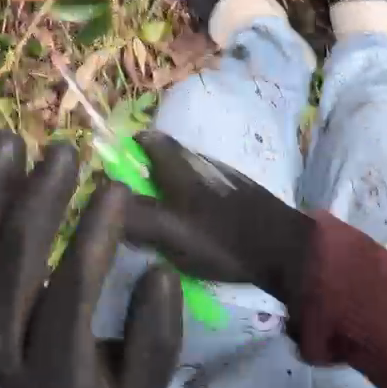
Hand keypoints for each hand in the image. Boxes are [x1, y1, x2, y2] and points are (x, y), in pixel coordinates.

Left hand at [0, 131, 181, 387]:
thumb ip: (155, 336)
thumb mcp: (141, 382)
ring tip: (13, 142)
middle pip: (10, 267)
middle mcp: (0, 353)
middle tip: (65, 151)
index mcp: (55, 368)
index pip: (71, 294)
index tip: (117, 187)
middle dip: (37, 201)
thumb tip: (159, 274)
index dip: (93, 237)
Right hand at [121, 131, 314, 308]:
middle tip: (129, 198)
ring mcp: (219, 172)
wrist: (281, 247)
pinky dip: (186, 195)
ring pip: (182, 169)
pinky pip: (199, 184)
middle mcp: (198, 159)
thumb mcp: (169, 233)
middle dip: (143, 169)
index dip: (125, 150)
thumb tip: (105, 200)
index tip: (109, 171)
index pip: (146, 140)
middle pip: (163, 154)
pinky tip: (187, 220)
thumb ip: (135, 216)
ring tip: (155, 212)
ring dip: (165, 183)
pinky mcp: (234, 188)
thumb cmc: (220, 238)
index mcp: (180, 164)